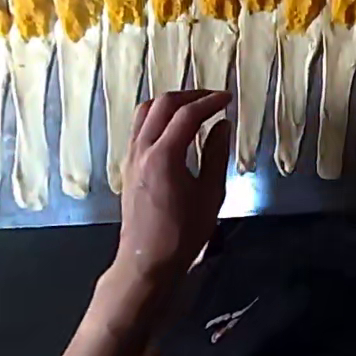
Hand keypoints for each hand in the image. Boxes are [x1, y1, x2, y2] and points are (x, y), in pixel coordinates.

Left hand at [112, 90, 231, 290]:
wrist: (147, 260)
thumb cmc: (183, 233)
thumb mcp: (210, 194)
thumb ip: (216, 154)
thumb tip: (222, 125)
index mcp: (164, 156)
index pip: (187, 114)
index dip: (209, 102)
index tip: (227, 99)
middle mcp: (142, 150)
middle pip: (162, 105)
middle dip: (190, 95)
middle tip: (213, 99)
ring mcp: (131, 156)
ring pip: (146, 112)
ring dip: (170, 103)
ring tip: (194, 107)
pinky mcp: (128, 165)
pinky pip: (140, 127)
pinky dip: (158, 117)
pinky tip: (175, 128)